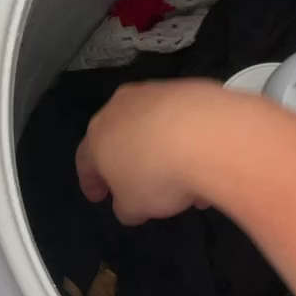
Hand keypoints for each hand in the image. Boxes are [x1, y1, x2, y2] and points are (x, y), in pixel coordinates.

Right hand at [76, 79, 272, 223]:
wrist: (208, 135)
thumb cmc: (156, 175)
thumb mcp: (134, 207)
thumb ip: (126, 208)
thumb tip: (127, 207)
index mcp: (98, 136)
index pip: (86, 161)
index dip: (91, 182)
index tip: (98, 196)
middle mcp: (121, 107)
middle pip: (118, 137)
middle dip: (125, 161)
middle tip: (134, 182)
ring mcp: (155, 93)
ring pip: (151, 126)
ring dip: (159, 151)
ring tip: (178, 179)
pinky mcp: (188, 88)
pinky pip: (180, 119)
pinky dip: (186, 139)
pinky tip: (201, 161)